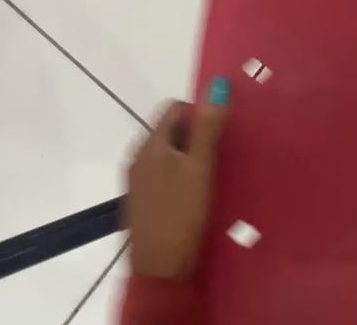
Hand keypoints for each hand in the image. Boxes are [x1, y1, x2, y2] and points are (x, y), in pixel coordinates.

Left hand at [125, 78, 231, 278]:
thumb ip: (209, 125)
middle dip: (198, 137)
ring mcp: (138, 183)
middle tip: (216, 158)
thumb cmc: (181, 214)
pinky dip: (183, 177)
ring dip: (192, 158)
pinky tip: (195, 196)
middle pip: (173, 130)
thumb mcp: (200, 166)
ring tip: (209, 178)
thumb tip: (218, 83)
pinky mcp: (144, 203)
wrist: (160, 273)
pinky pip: (166, 175)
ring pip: (171, 153)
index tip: (218, 137)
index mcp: (148, 145)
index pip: (176, 108)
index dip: (200, 115)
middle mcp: (138, 159)